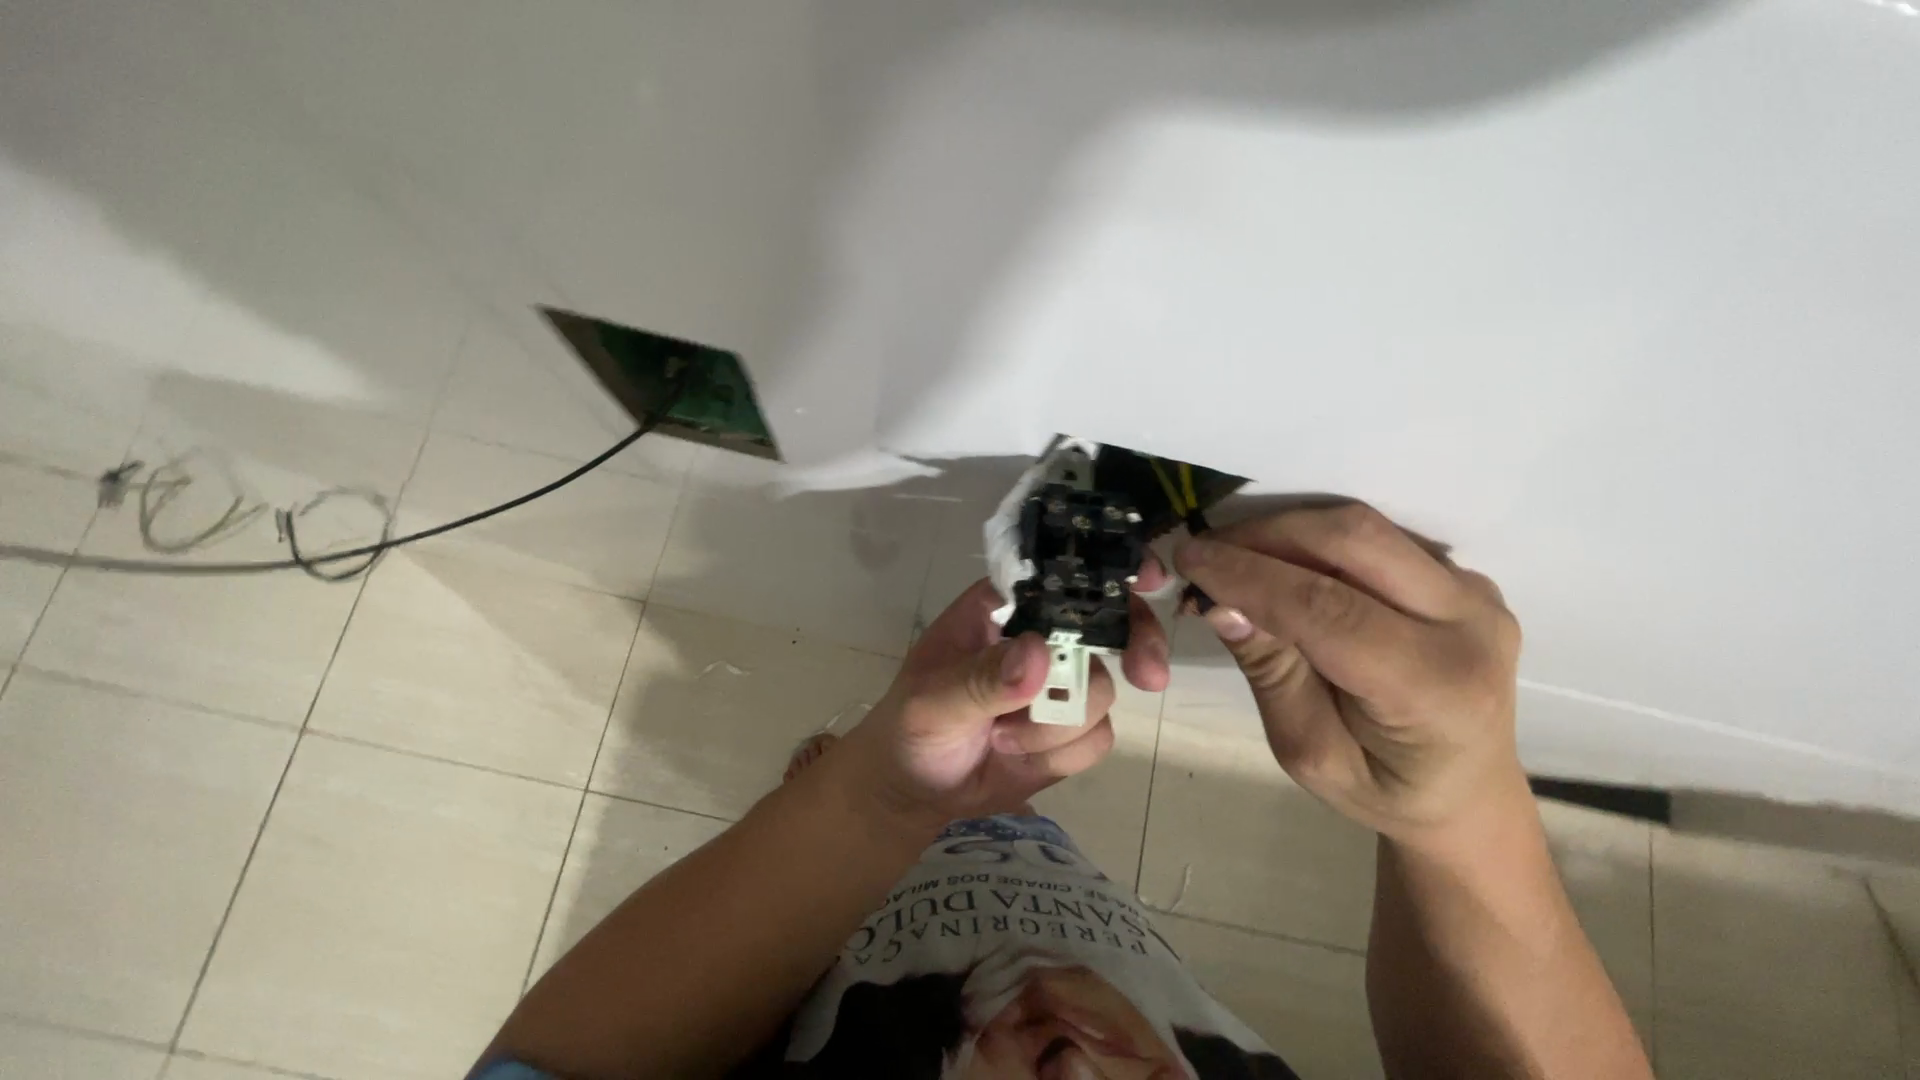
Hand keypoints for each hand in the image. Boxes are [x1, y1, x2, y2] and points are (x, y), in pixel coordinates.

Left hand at [839, 566, 1171, 829]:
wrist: (913, 790)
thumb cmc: (911, 724)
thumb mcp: (932, 699)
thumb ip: (982, 677)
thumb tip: (1038, 655)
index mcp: (1003, 608)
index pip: (1061, 574)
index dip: (1106, 571)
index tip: (1147, 580)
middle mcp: (1041, 638)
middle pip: (1111, 622)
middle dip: (1134, 643)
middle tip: (1147, 674)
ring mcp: (1060, 686)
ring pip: (1103, 690)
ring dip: (1056, 725)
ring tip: (1001, 736)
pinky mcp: (1070, 733)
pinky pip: (1097, 737)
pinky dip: (1060, 754)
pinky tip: (1015, 755)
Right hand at [1174, 503, 1524, 846]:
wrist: (1466, 793)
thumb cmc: (1383, 789)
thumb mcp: (1309, 753)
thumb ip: (1271, 675)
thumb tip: (1220, 604)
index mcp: (1432, 687)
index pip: (1325, 607)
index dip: (1248, 575)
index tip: (1188, 559)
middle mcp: (1468, 624)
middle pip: (1354, 539)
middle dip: (1266, 533)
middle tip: (1206, 550)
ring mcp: (1474, 593)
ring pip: (1366, 527)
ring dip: (1287, 529)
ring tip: (1233, 554)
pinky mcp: (1463, 577)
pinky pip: (1380, 537)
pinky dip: (1317, 539)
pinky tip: (1280, 563)